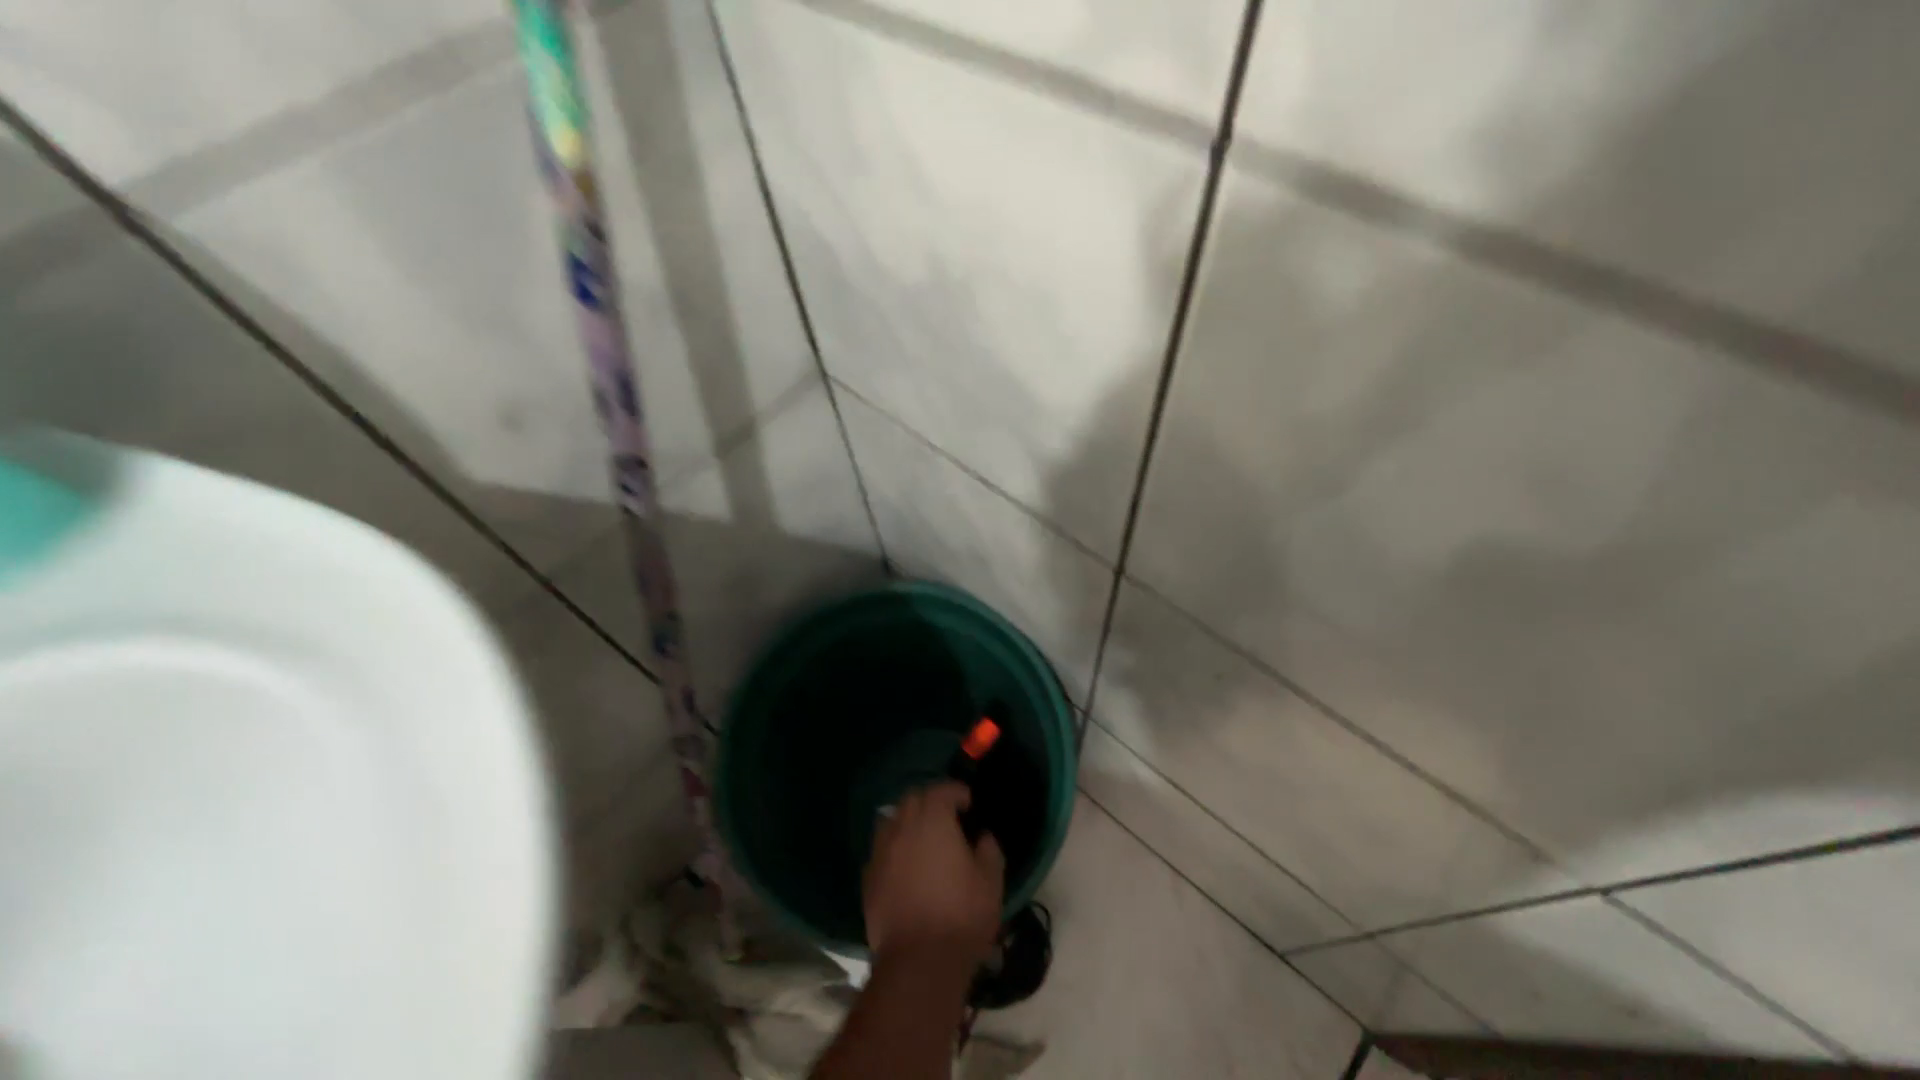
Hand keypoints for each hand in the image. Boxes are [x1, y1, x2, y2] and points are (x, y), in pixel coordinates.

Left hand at [863, 781, 1004, 967]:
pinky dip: (895, 849)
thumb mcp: (991, 881)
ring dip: (908, 822)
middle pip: (911, 799)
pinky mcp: (868, 879)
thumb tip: (982, 837)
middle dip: (930, 801)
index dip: (956, 791)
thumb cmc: (962, 915)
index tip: (968, 803)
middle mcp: (901, 829)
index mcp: (933, 822)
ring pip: (891, 822)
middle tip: (947, 816)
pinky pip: (882, 851)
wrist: (919, 960)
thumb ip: (989, 850)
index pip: (941, 790)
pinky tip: (907, 867)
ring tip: (924, 839)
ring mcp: (880, 853)